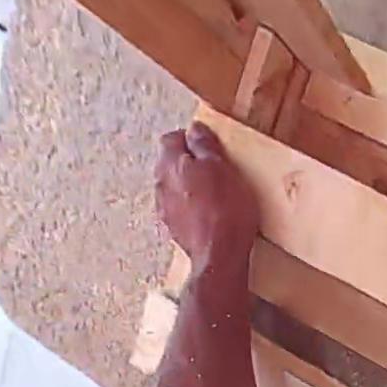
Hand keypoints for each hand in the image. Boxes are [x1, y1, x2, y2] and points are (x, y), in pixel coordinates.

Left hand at [155, 122, 259, 275]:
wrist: (221, 255)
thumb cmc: (225, 209)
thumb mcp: (222, 167)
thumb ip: (205, 145)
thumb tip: (195, 130)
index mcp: (170, 163)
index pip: (174, 138)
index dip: (193, 140)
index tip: (211, 149)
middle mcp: (161, 185)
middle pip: (172, 165)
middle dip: (189, 166)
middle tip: (215, 173)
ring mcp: (165, 211)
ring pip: (175, 190)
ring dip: (190, 190)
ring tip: (214, 199)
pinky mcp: (175, 232)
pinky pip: (181, 213)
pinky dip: (192, 212)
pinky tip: (209, 219)